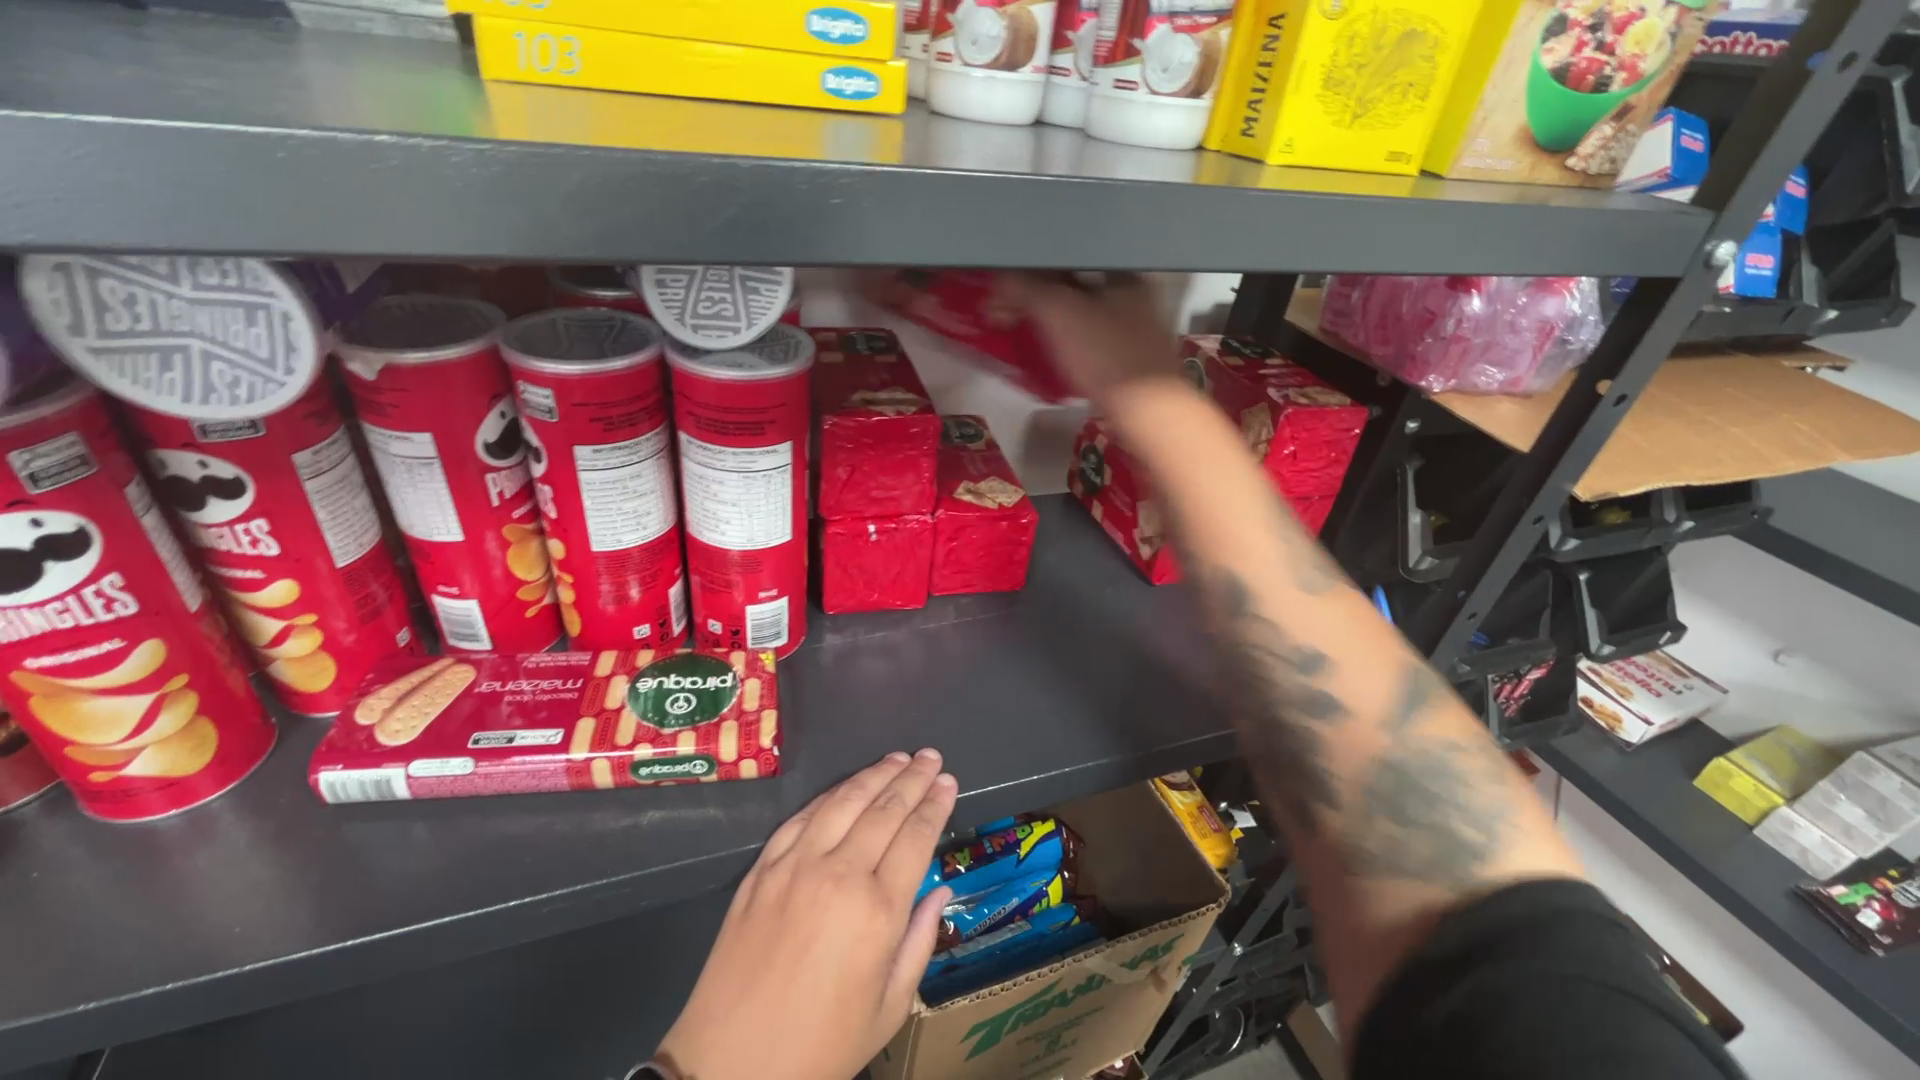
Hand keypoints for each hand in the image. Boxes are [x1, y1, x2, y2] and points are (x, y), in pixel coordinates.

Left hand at [656, 750, 957, 1079]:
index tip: (949, 782)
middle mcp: (839, 875)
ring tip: (897, 759)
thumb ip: (919, 942)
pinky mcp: (761, 871)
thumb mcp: (889, 1008)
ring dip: (873, 776)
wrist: (732, 1065)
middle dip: (913, 779)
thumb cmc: (822, 1044)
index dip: (935, 805)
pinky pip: (800, 819)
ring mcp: (794, 867)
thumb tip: (941, 892)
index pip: (916, 837)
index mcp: (878, 911)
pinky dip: (828, 796)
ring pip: (842, 803)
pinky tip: (845, 788)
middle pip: (884, 810)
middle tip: (931, 757)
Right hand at [994, 272, 1181, 407]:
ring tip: (1028, 334)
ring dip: (1054, 324)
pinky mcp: (1131, 361)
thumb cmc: (1105, 357)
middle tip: (1012, 311)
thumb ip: (1027, 289)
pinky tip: (1055, 358)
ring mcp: (1136, 330)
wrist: (1145, 412)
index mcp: (1122, 275)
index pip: (1069, 257)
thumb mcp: (1058, 314)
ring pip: (1084, 316)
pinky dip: (1070, 346)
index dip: (1034, 268)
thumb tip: (1000, 279)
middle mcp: (1135, 297)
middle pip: (1076, 287)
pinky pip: (1091, 343)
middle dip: (1041, 298)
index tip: (1009, 286)